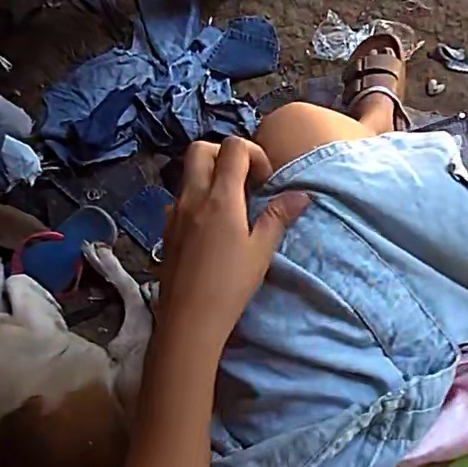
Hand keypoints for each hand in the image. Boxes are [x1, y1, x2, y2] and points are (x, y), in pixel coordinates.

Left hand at [158, 139, 308, 349]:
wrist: (189, 318)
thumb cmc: (231, 285)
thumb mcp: (261, 250)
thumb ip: (278, 217)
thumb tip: (301, 195)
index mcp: (220, 198)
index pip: (233, 148)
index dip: (254, 154)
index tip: (265, 181)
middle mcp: (192, 197)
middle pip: (201, 149)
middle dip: (226, 155)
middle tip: (245, 182)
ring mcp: (174, 212)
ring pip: (188, 173)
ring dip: (211, 176)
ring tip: (231, 206)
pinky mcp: (166, 229)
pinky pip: (180, 198)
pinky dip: (197, 198)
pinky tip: (211, 226)